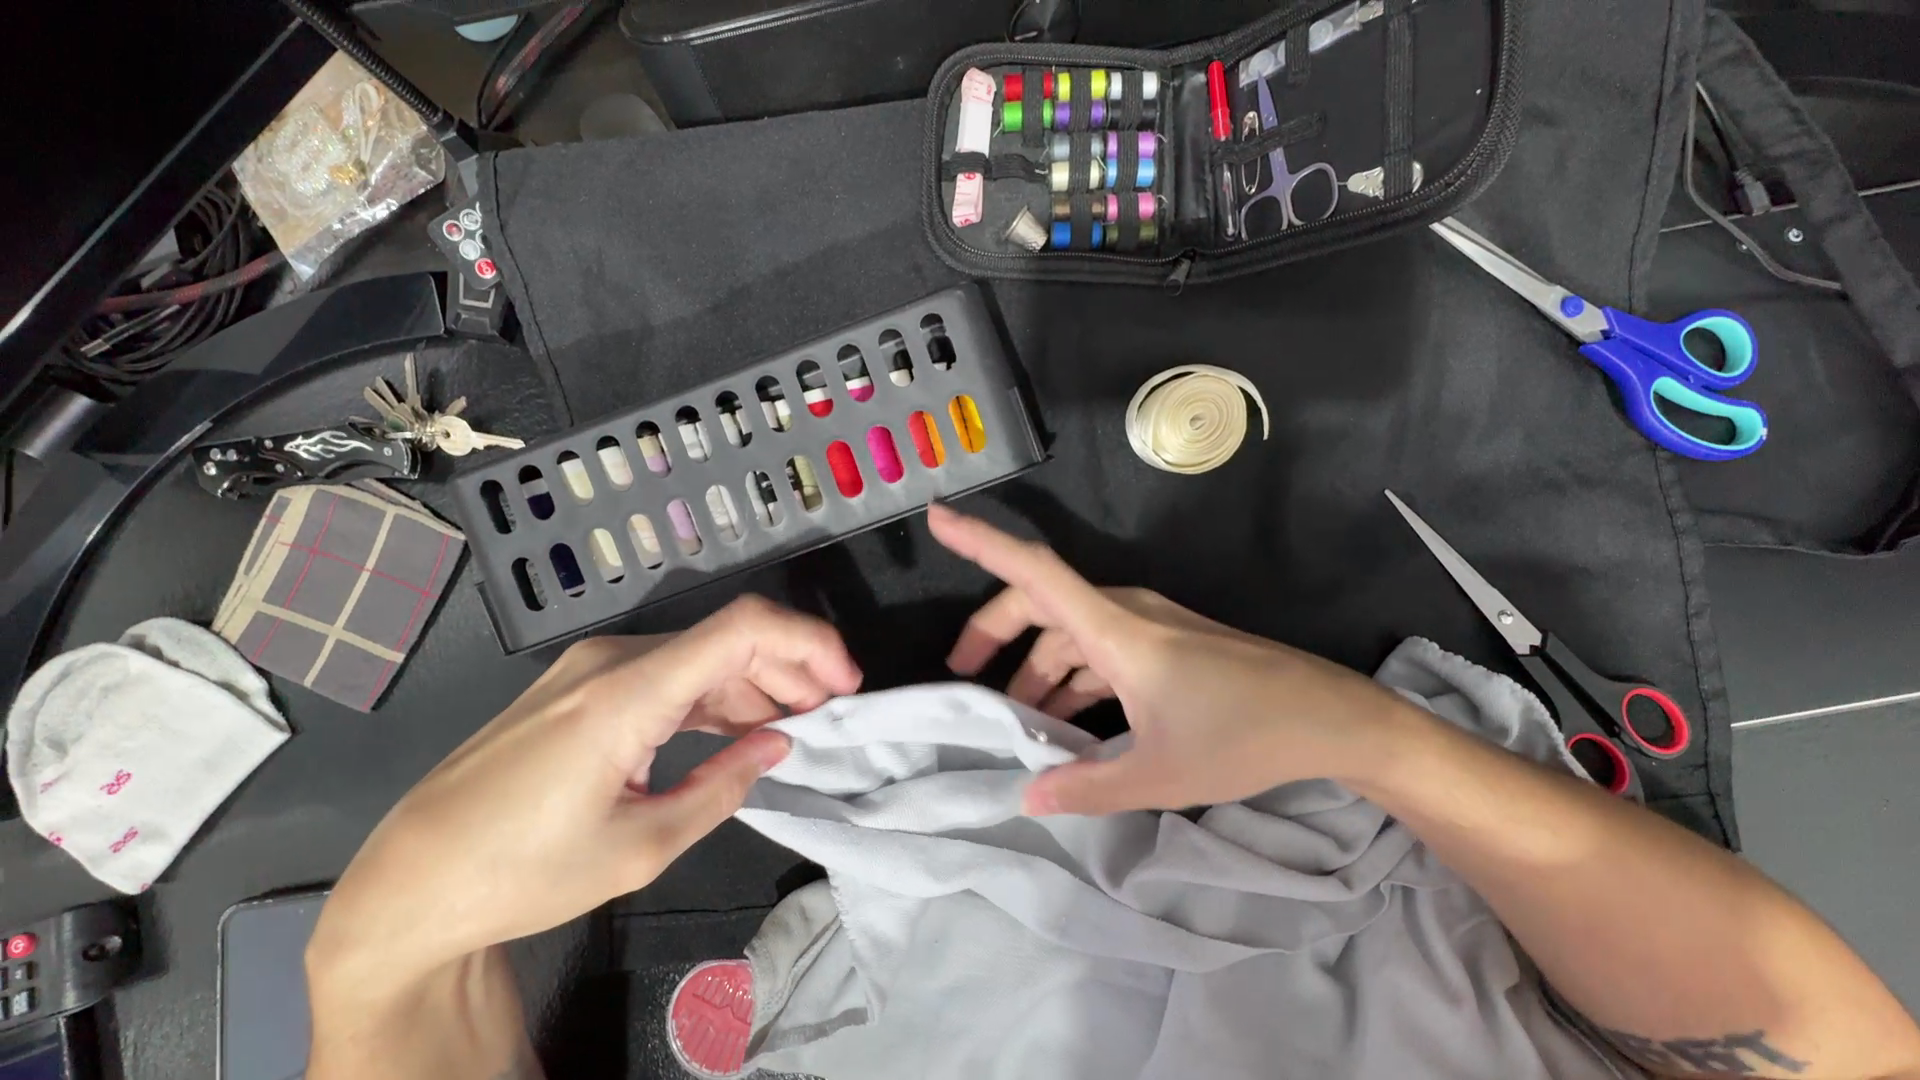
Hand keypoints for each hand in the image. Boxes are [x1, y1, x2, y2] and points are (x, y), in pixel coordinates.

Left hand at [307, 596, 862, 990]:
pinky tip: (737, 726)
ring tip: (794, 726)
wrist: (411, 881)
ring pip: (699, 654)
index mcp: (629, 691)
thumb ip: (724, 786)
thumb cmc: (524, 872)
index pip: (744, 627)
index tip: (846, 683)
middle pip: (728, 638)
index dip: (809, 641)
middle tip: (830, 716)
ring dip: (754, 684)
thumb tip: (779, 745)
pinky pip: (665, 674)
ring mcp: (591, 668)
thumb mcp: (641, 847)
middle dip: (791, 669)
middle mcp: (613, 659)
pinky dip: (712, 695)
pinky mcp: (579, 687)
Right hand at [928, 503, 1424, 815]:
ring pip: (1069, 629)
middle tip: (963, 675)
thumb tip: (1028, 797)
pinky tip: (1067, 719)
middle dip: (994, 632)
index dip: (981, 543)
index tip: (937, 518)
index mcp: (1115, 630)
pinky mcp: (1165, 641)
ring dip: (1036, 665)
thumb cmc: (1243, 736)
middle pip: (1040, 601)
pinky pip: (1098, 646)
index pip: (1034, 572)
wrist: (1329, 717)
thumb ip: (1087, 787)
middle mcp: (1125, 612)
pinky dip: (1071, 674)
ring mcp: (1148, 624)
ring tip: (1017, 717)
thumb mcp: (1159, 773)